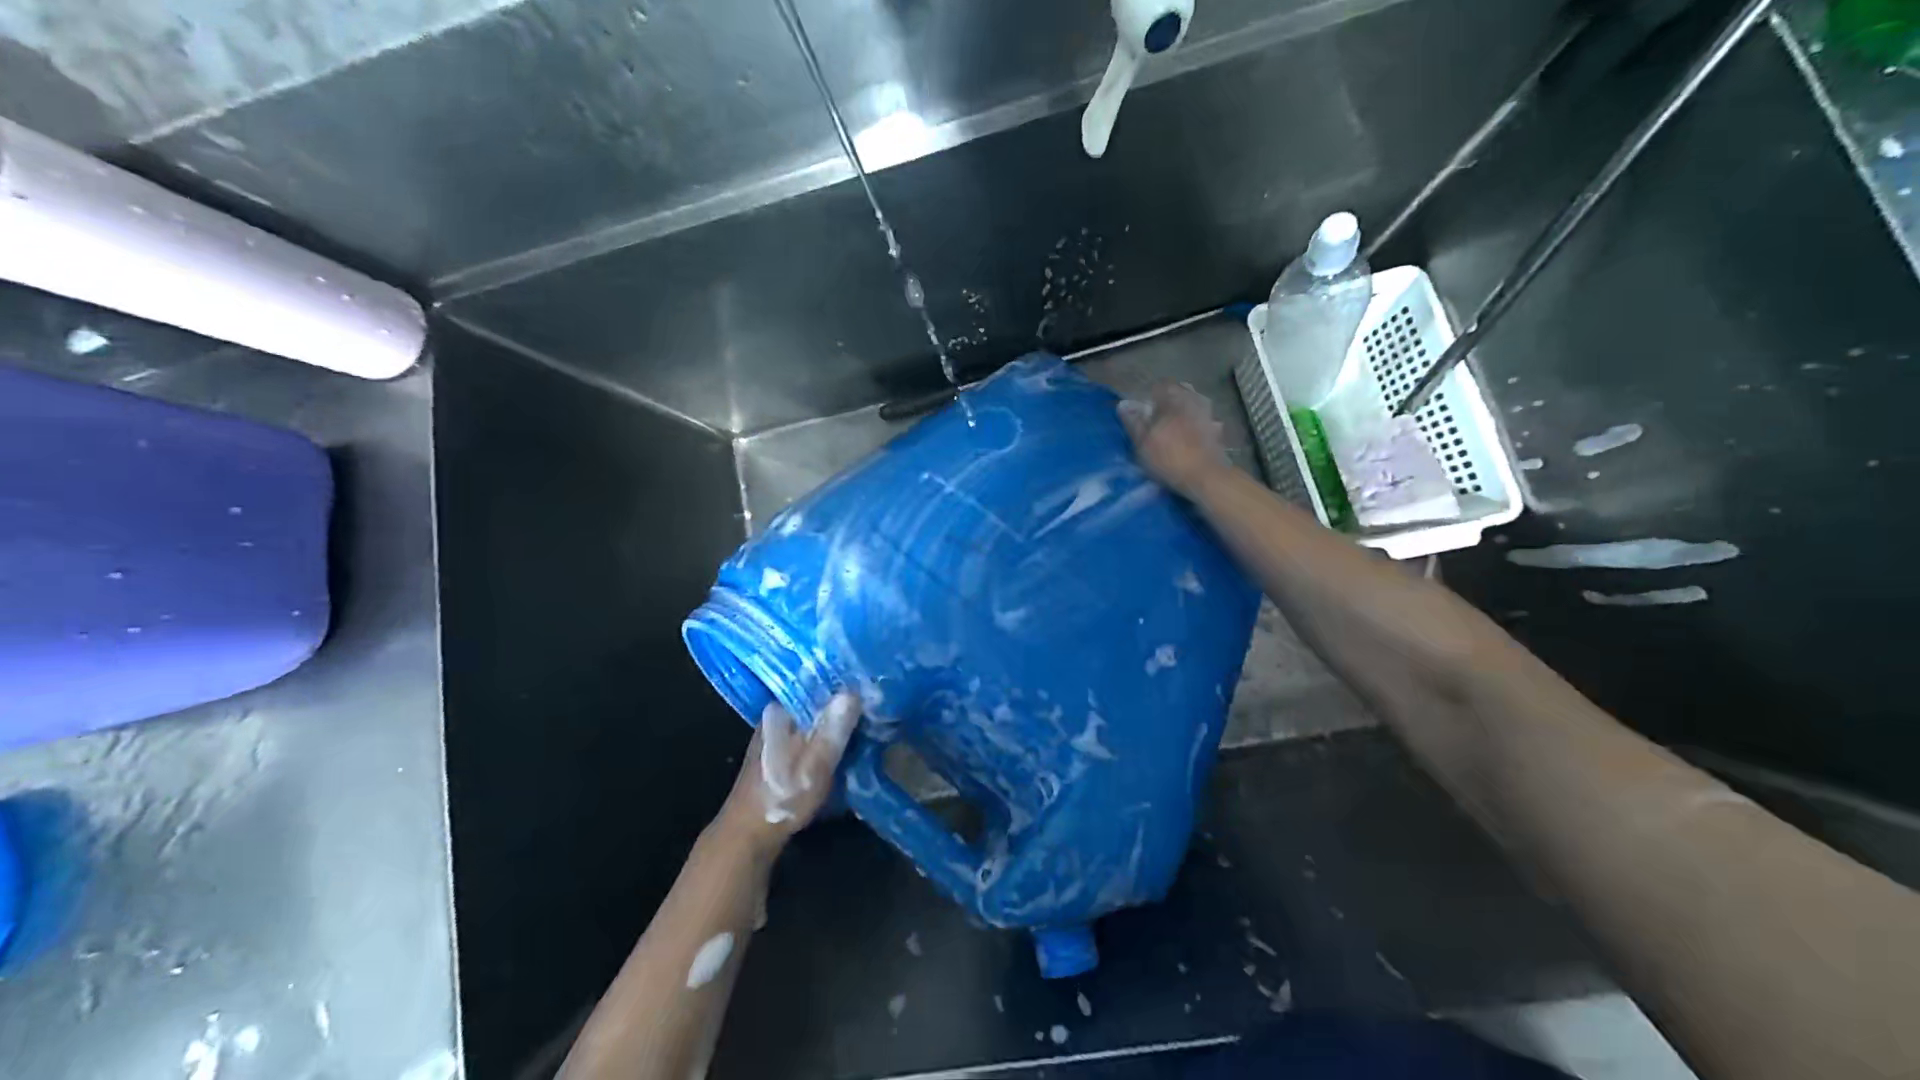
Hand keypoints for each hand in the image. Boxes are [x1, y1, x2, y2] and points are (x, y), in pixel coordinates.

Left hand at [717, 692, 860, 848]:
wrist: (748, 834)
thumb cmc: (783, 797)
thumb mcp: (815, 765)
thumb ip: (833, 730)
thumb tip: (853, 692)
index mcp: (781, 711)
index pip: (818, 684)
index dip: (846, 685)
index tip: (873, 688)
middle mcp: (777, 715)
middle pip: (818, 700)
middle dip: (845, 703)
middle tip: (877, 707)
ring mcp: (778, 733)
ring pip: (815, 717)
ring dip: (838, 720)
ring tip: (868, 721)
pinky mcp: (781, 750)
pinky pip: (811, 732)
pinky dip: (828, 735)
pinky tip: (846, 742)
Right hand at [1117, 381, 1232, 498]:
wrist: (1206, 476)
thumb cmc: (1169, 459)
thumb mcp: (1143, 443)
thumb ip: (1133, 422)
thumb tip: (1123, 403)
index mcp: (1172, 402)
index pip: (1161, 386)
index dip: (1150, 393)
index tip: (1144, 405)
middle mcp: (1192, 403)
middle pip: (1181, 390)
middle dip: (1170, 397)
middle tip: (1159, 412)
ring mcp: (1208, 415)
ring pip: (1195, 402)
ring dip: (1186, 407)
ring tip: (1176, 421)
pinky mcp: (1217, 430)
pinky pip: (1206, 417)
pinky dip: (1198, 421)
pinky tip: (1194, 431)